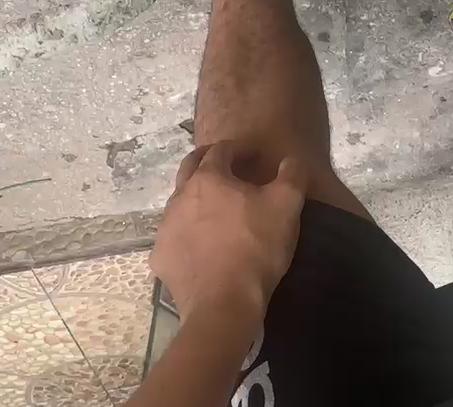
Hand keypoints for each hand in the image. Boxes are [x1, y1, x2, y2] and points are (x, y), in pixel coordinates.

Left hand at [153, 141, 305, 320]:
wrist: (224, 304)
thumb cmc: (256, 246)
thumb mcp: (287, 203)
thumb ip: (291, 173)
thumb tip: (290, 160)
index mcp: (208, 178)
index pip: (220, 150)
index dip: (239, 149)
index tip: (256, 156)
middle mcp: (180, 197)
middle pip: (190, 167)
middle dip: (209, 160)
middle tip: (229, 167)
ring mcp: (165, 229)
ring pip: (179, 201)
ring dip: (197, 196)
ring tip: (218, 208)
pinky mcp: (160, 259)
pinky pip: (174, 235)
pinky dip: (188, 230)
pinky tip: (202, 243)